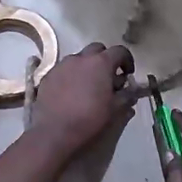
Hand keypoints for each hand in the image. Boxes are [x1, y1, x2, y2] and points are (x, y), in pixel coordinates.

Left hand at [28, 42, 134, 157]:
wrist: (55, 132)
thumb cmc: (90, 119)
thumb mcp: (115, 109)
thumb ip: (127, 95)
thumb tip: (133, 90)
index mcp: (101, 63)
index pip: (120, 51)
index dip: (127, 60)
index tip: (128, 74)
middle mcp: (81, 58)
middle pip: (97, 49)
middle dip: (105, 60)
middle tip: (108, 77)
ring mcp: (62, 65)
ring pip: (79, 59)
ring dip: (87, 67)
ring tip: (88, 86)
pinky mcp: (48, 76)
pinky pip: (64, 70)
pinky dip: (71, 76)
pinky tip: (71, 92)